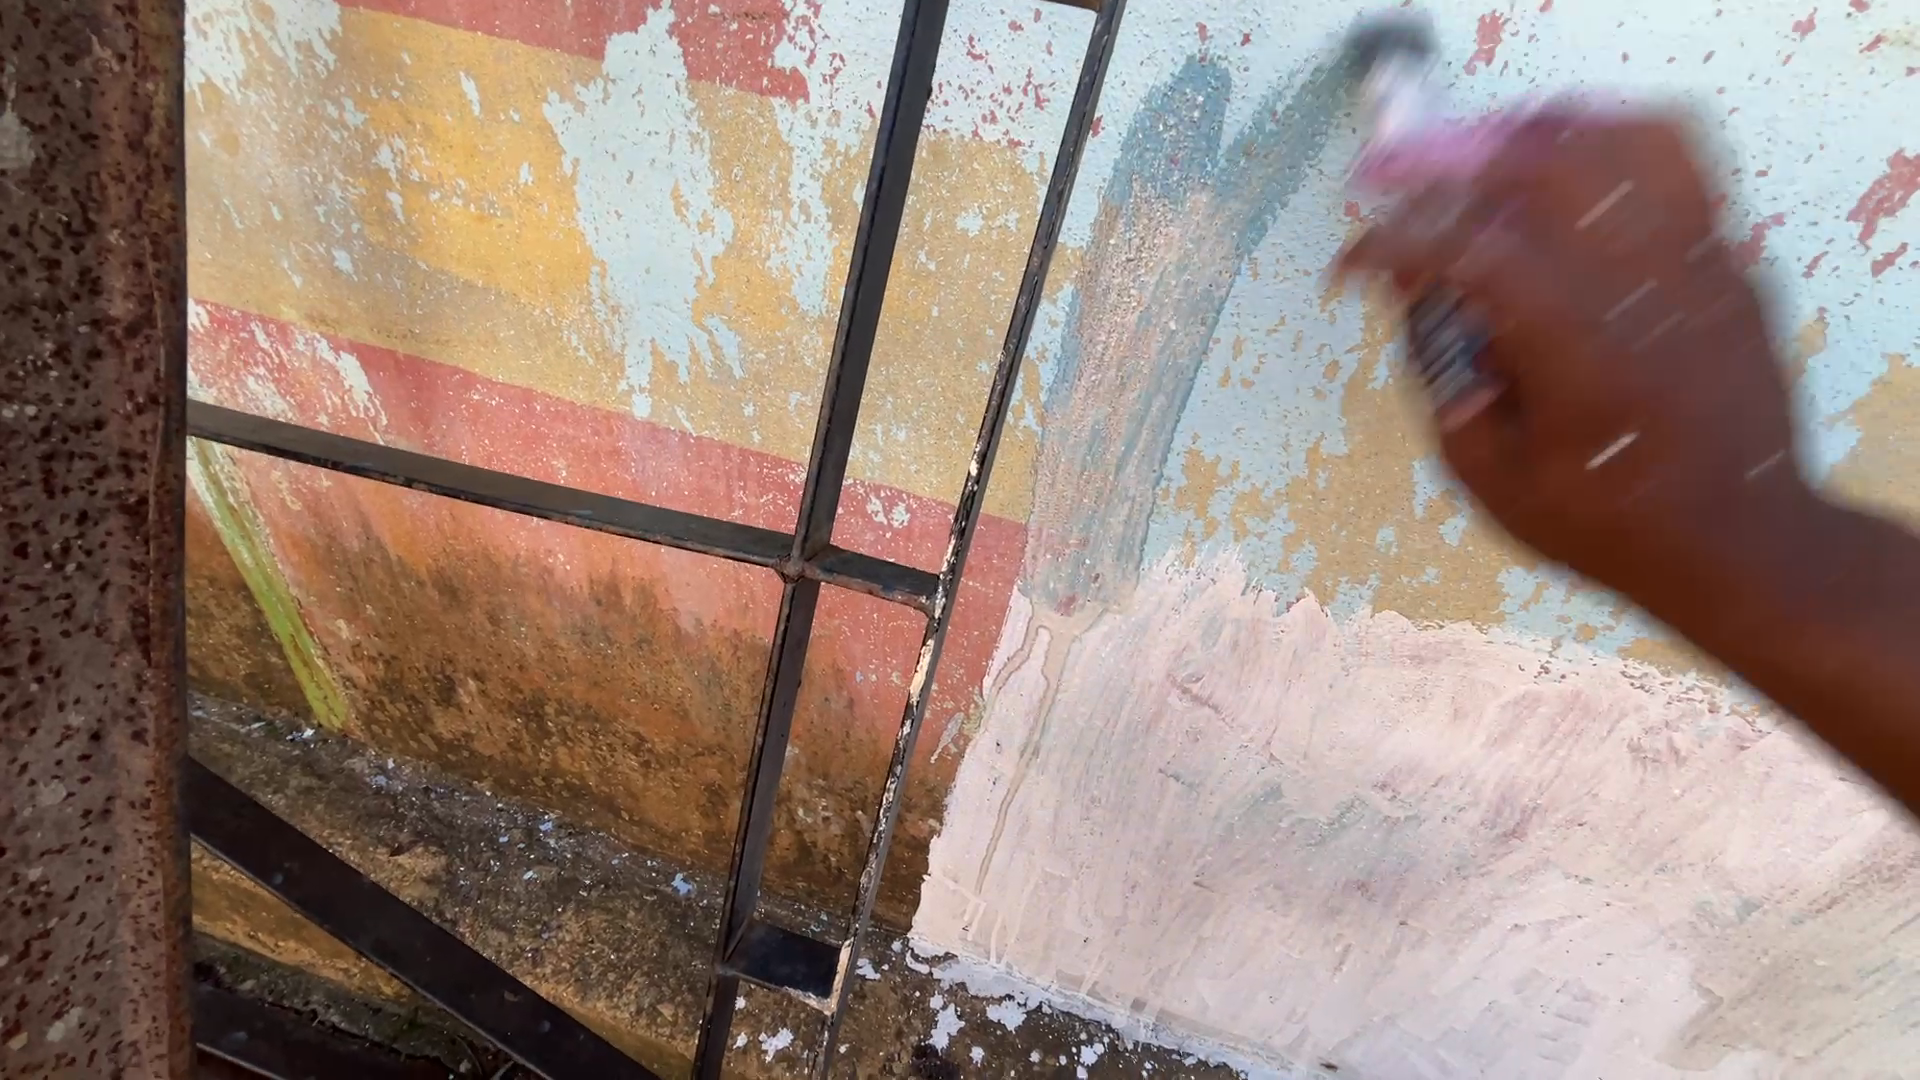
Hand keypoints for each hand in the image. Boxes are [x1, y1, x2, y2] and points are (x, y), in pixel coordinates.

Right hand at [1335, 109, 1816, 623]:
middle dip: (1446, 160)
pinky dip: (1591, 142)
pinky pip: (1669, 160)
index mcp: (1583, 358)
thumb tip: (1411, 285)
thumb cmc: (1591, 518)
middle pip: (1548, 168)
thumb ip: (1440, 370)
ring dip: (1523, 133)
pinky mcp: (1729, 258)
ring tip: (1462, 156)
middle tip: (1383, 175)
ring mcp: (1706, 263)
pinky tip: (1540, 170)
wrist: (1736, 540)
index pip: (1476, 255)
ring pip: (1621, 138)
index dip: (1395, 245)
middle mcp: (1652, 290)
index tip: (1346, 269)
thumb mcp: (1480, 467)